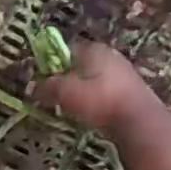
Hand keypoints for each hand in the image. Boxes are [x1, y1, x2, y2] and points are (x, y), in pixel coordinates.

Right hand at [33, 40, 159, 132]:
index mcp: (93, 49)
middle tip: (55, 95)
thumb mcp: (65, 93)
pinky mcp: (131, 89)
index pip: (66, 50)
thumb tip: (32, 87)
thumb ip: (47, 87)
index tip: (43, 79)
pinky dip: (96, 99)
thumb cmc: (99, 100)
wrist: (138, 119)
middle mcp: (110, 55)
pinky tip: (91, 112)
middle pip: (80, 64)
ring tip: (72, 106)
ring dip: (82, 90)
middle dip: (67, 78)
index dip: (52, 64)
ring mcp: (123, 72)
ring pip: (93, 78)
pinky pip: (105, 90)